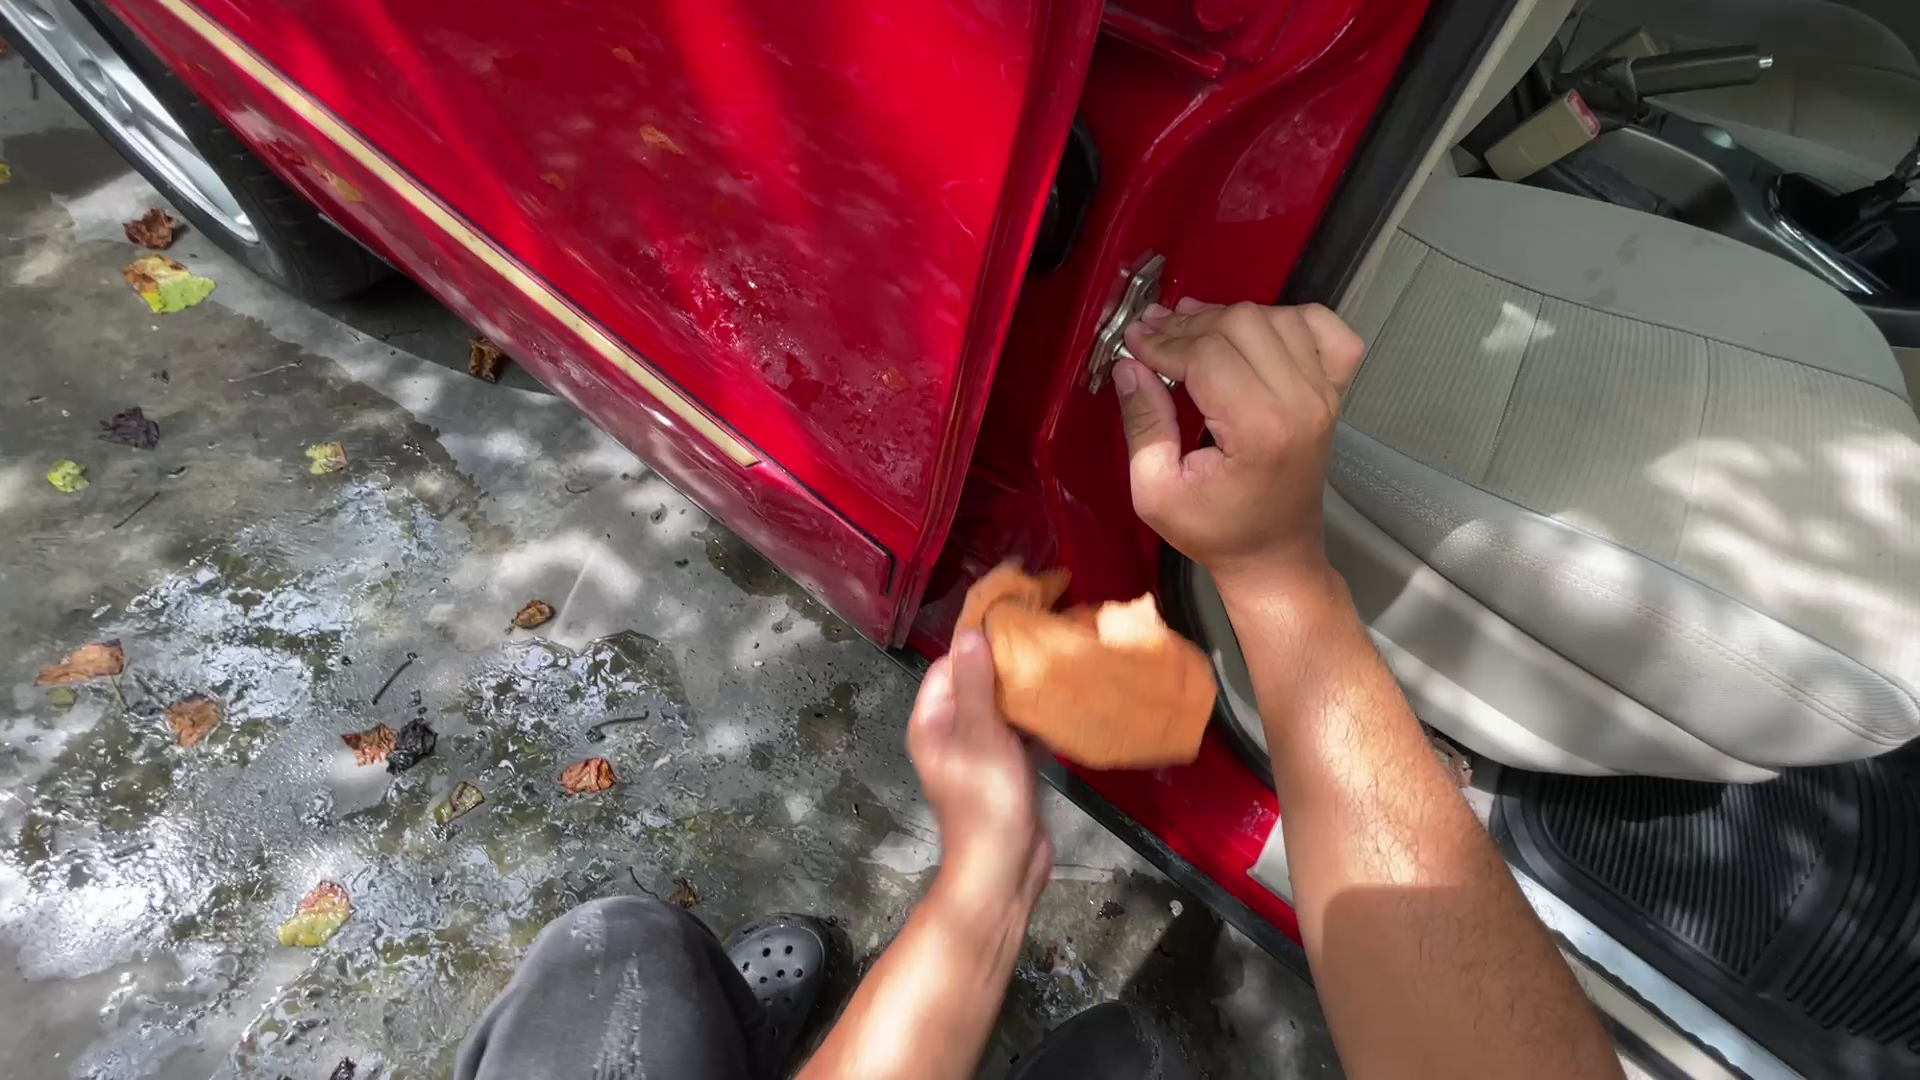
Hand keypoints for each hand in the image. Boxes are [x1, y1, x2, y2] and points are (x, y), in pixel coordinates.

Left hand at [907, 632, 1051, 910]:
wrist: (1005, 868)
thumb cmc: (986, 796)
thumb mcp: (980, 732)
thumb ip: (976, 682)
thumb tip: (969, 632)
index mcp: (931, 722)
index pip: (948, 668)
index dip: (975, 648)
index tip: (1010, 629)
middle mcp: (951, 733)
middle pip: (976, 687)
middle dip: (1004, 669)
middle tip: (1040, 645)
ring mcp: (979, 753)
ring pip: (1000, 711)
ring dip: (1023, 696)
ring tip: (1054, 668)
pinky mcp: (1006, 770)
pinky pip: (1018, 735)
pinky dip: (1035, 723)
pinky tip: (1061, 706)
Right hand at [1114, 298, 1363, 588]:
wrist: (1272, 555)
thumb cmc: (1214, 532)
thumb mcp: (1155, 492)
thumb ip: (1143, 424)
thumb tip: (1129, 366)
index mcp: (1259, 430)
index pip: (1208, 354)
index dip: (1164, 342)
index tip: (1132, 342)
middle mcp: (1301, 403)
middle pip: (1241, 325)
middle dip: (1188, 325)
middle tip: (1150, 335)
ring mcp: (1324, 394)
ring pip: (1276, 318)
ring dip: (1226, 316)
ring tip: (1187, 328)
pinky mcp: (1334, 393)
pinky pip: (1324, 329)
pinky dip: (1288, 318)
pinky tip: (1254, 331)